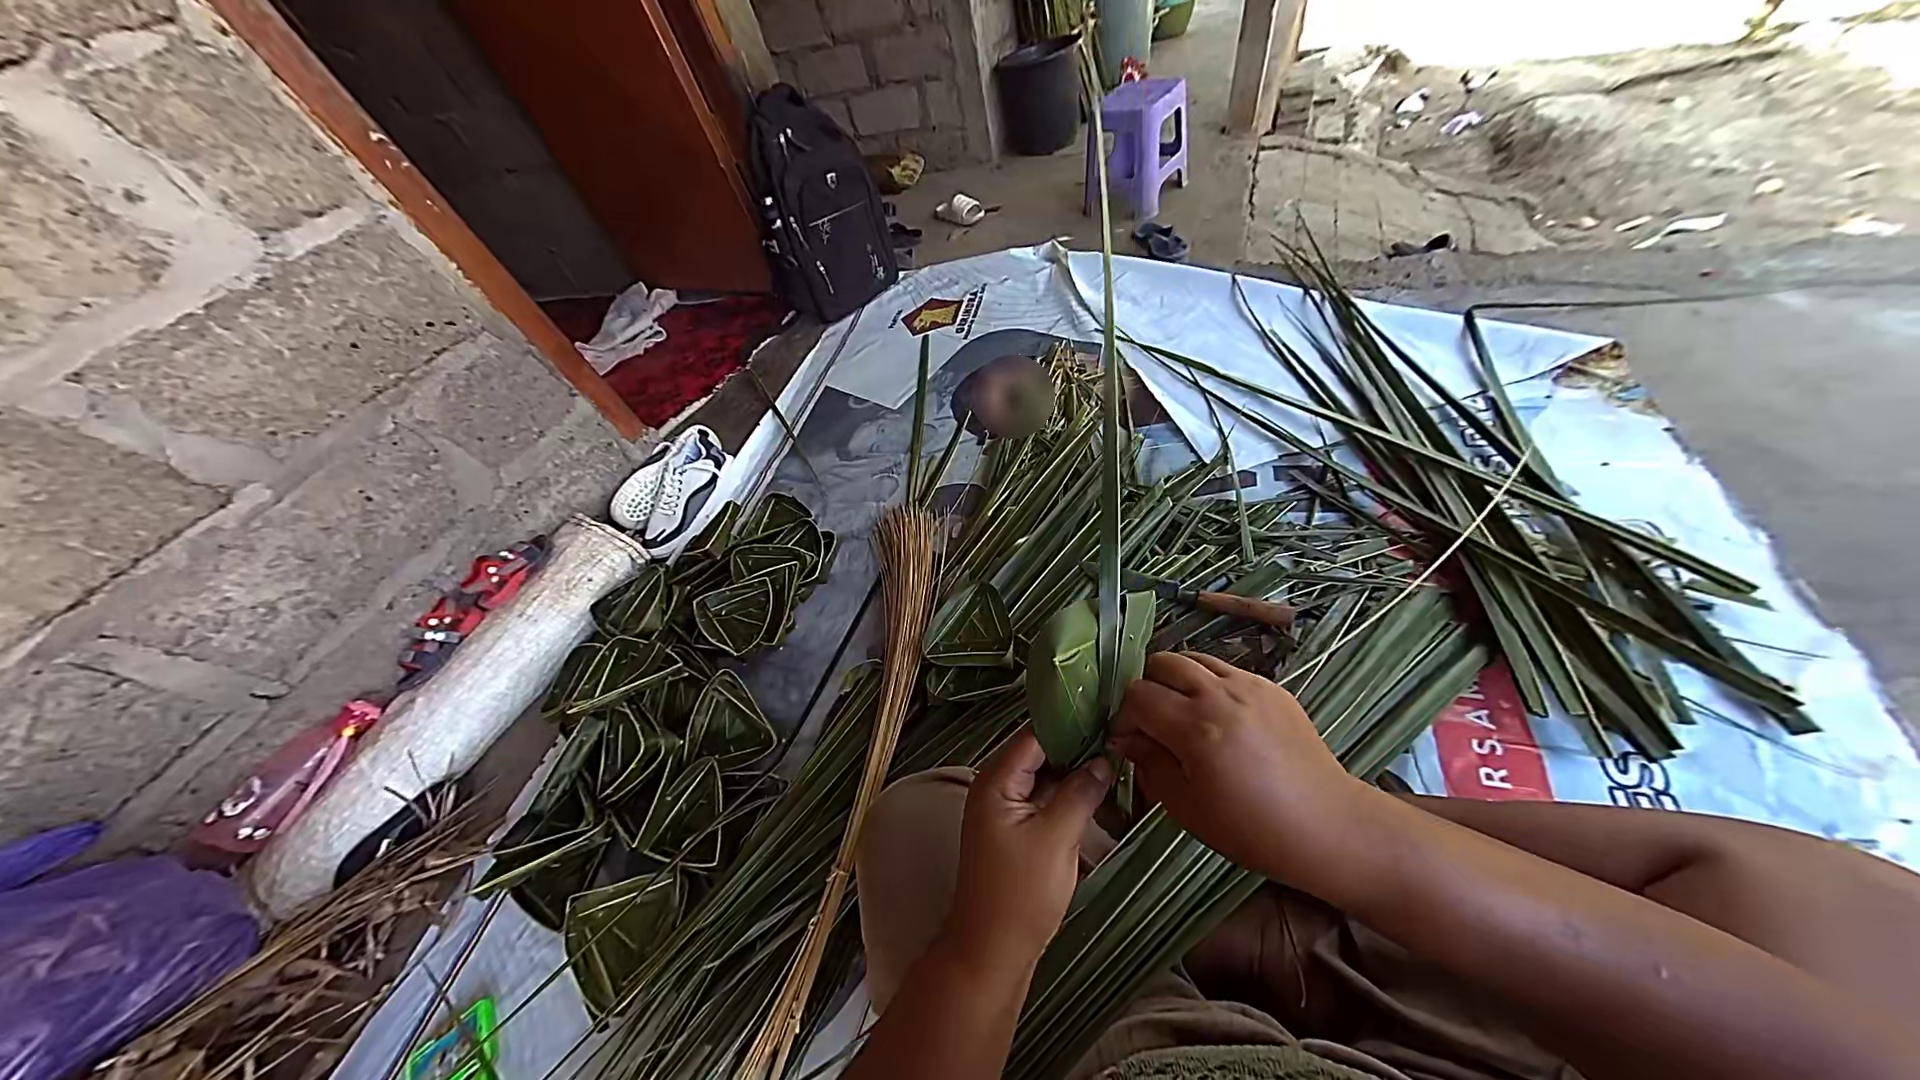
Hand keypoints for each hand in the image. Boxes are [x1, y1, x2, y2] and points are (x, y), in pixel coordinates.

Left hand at [943, 729, 1113, 967]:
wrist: (992, 949)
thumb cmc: (1021, 892)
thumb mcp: (1057, 837)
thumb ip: (1080, 792)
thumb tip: (1104, 759)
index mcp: (995, 779)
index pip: (1034, 735)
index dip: (1068, 723)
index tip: (1105, 713)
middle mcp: (994, 785)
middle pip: (1038, 752)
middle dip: (1075, 745)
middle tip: (1116, 736)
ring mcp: (1003, 807)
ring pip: (1043, 775)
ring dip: (1072, 769)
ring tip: (1112, 756)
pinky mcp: (1014, 827)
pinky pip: (1042, 797)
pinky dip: (1065, 792)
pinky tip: (1094, 789)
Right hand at [1109, 652, 1377, 886]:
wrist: (1329, 827)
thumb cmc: (1251, 828)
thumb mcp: (1186, 806)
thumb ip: (1148, 763)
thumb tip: (1124, 738)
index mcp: (1196, 727)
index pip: (1138, 695)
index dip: (1123, 715)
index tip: (1126, 739)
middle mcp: (1220, 694)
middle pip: (1162, 663)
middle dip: (1146, 687)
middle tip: (1151, 720)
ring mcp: (1250, 685)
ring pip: (1193, 659)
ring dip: (1176, 679)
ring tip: (1181, 712)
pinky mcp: (1272, 687)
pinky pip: (1225, 670)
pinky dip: (1208, 683)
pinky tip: (1217, 716)